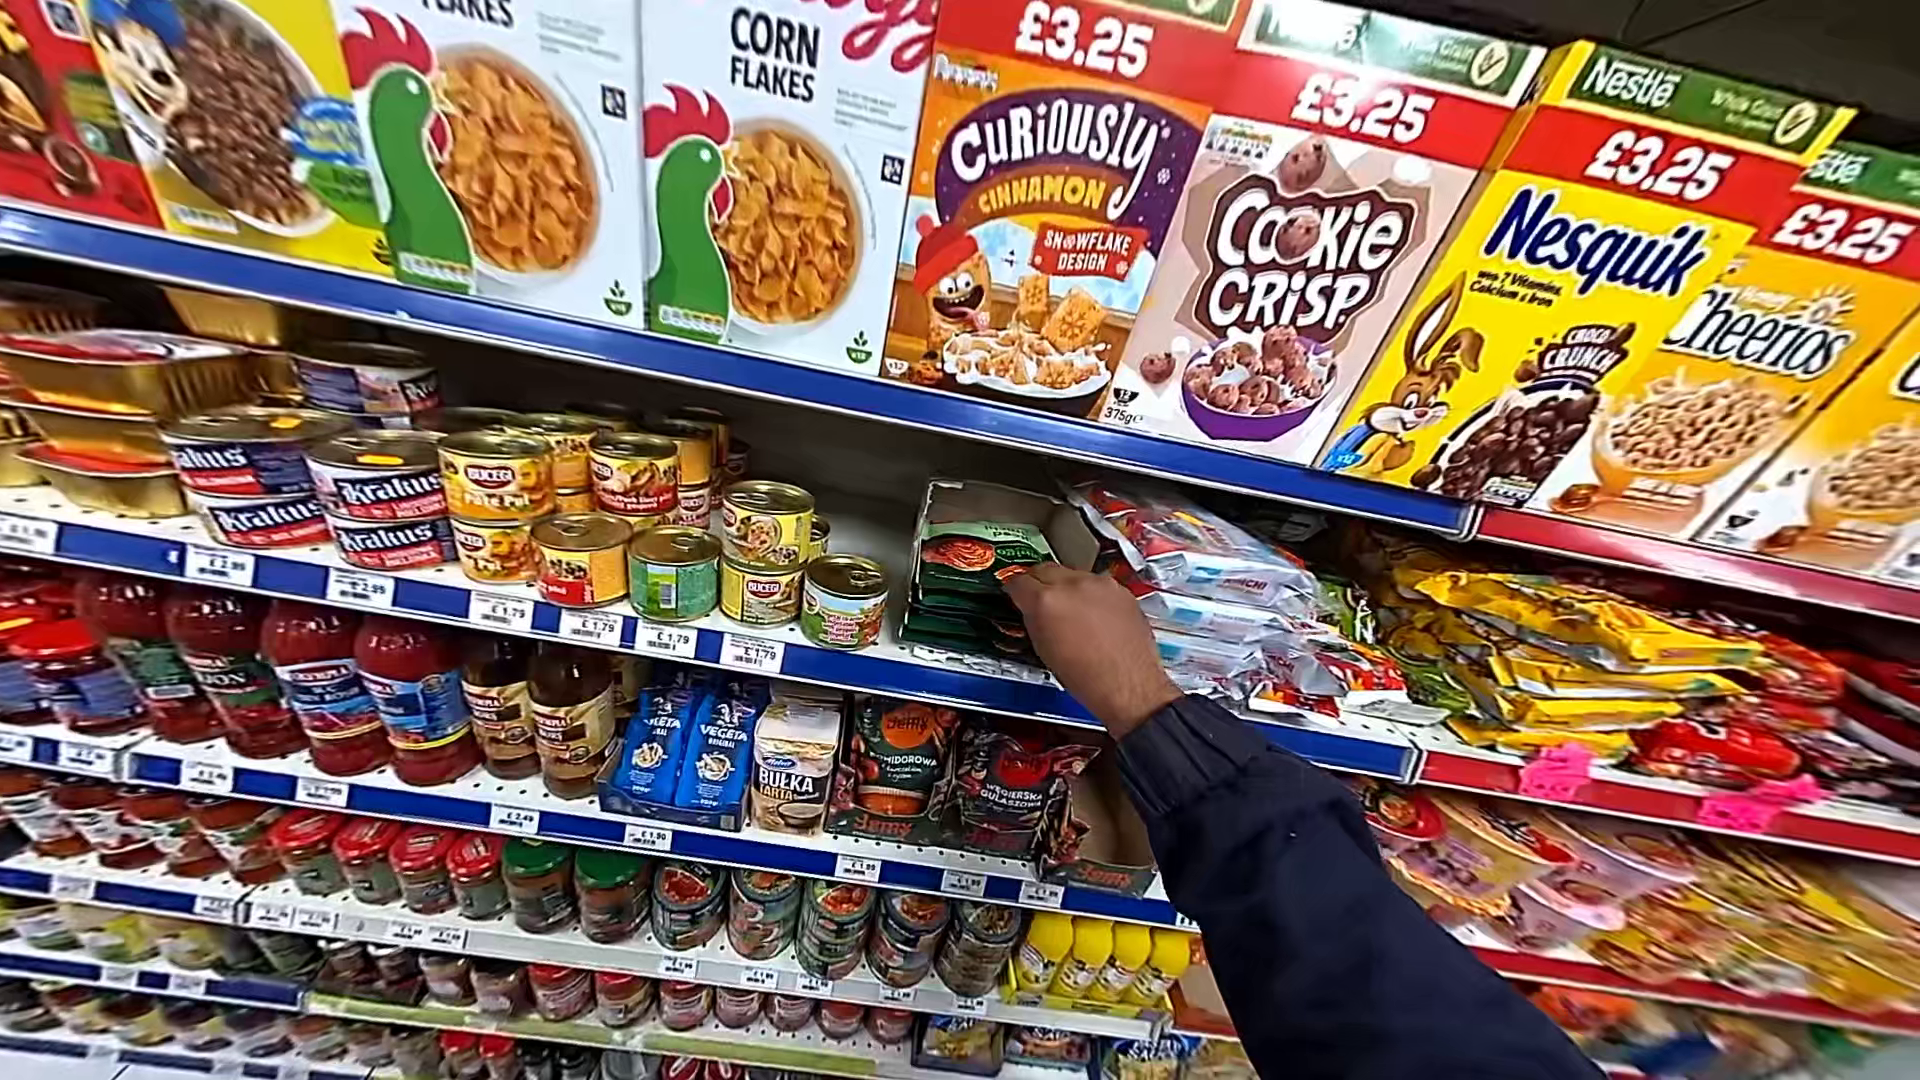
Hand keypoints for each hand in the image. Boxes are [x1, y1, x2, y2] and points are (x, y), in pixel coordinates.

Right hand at [1003, 563, 1181, 736]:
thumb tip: (1030, 608)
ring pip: (1072, 573)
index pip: (1018, 580)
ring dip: (1065, 586)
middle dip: (1037, 581)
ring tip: (1069, 610)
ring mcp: (1099, 585)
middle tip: (1037, 596)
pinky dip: (1090, 593)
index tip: (1016, 592)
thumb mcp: (1043, 649)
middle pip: (1044, 569)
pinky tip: (1092, 614)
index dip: (1014, 588)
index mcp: (1046, 601)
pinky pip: (1096, 583)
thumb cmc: (1089, 677)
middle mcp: (1072, 585)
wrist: (1129, 686)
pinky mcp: (1120, 590)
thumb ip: (1033, 618)